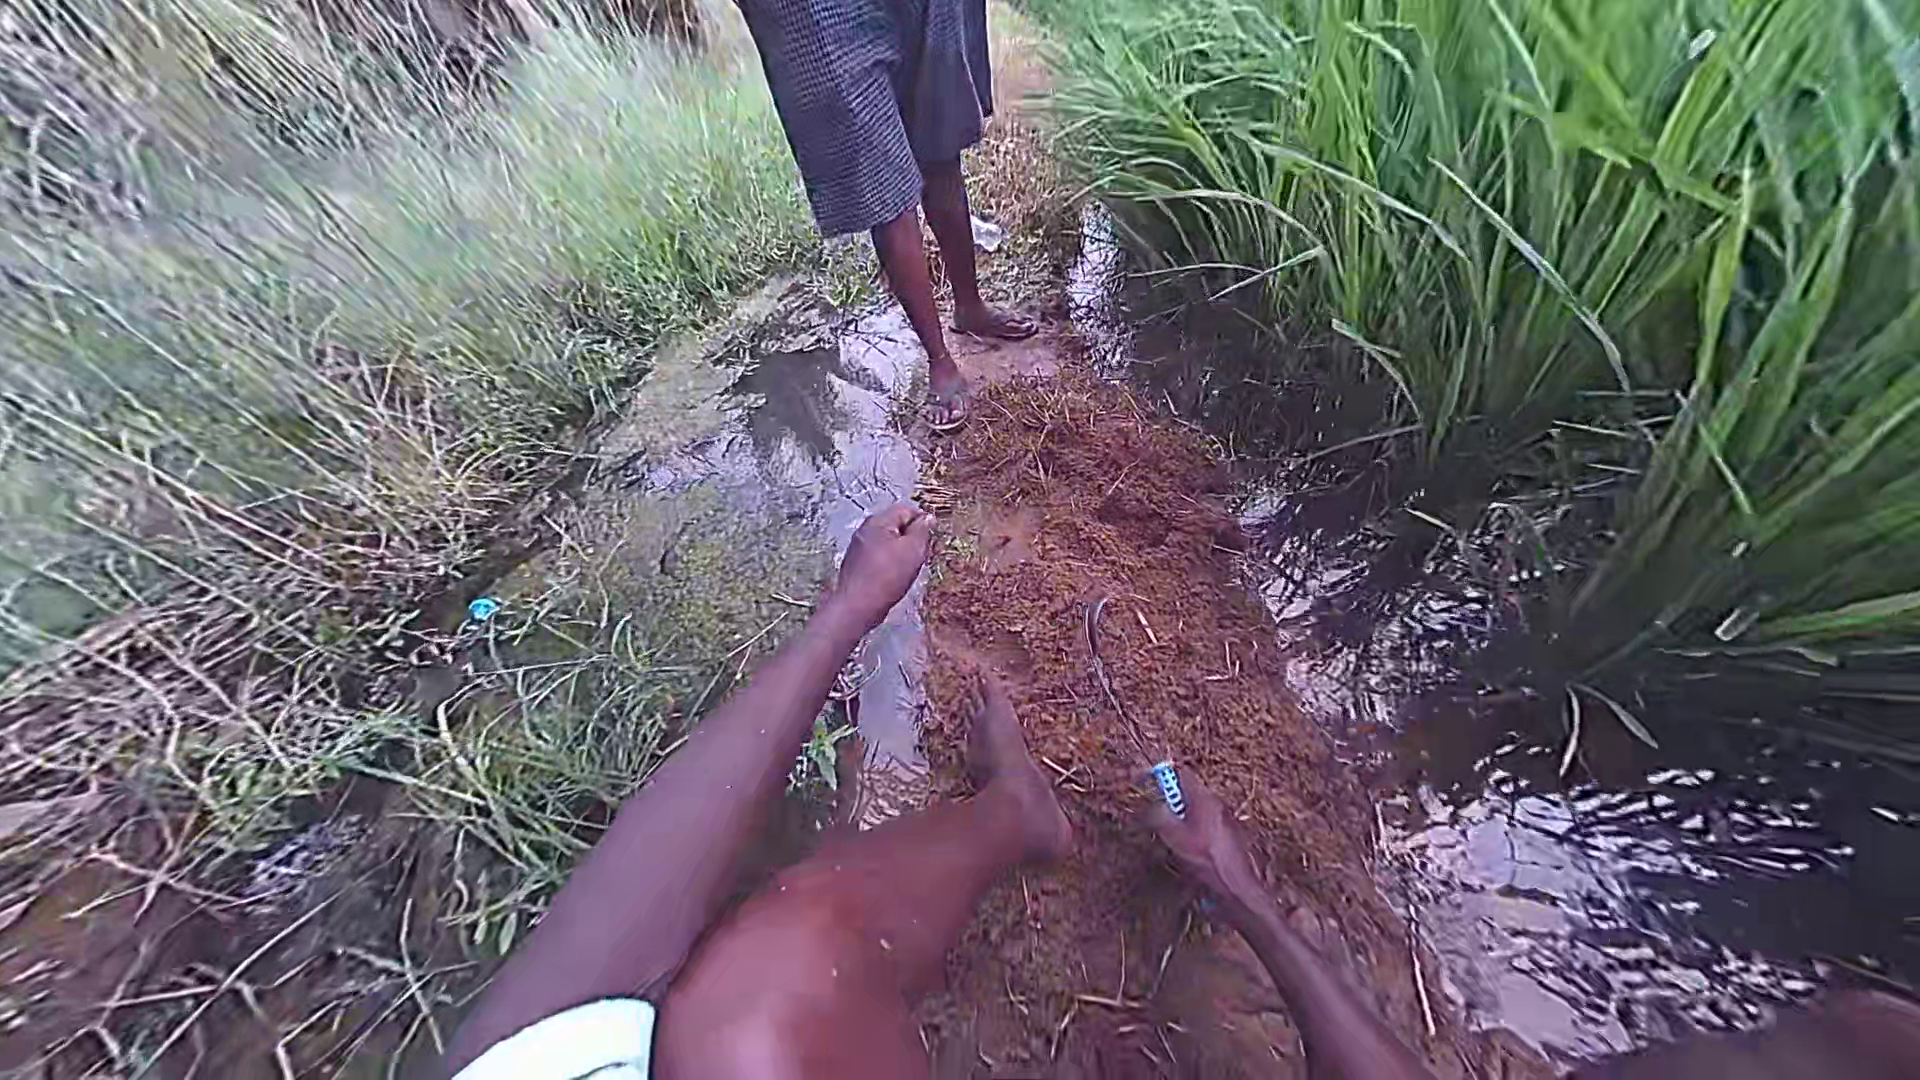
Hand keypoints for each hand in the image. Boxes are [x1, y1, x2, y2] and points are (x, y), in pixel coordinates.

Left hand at [825, 502, 933, 629]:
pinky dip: (889, 562)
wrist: (857, 606)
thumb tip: (928, 518)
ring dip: (901, 551)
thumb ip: (922, 531)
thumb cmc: (886, 577)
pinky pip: (879, 555)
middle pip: (896, 525)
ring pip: (888, 541)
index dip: (922, 522)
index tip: (931, 539)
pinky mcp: (856, 564)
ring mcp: (858, 547)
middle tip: (921, 555)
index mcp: (878, 522)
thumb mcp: (913, 551)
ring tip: (908, 569)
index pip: (906, 510)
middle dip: (912, 538)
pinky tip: (893, 577)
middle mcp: (865, 530)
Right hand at [1149, 773, 1265, 916]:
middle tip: (1163, 817)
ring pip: (1199, 809)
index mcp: (1203, 797)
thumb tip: (1152, 804)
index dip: (1165, 777)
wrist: (1238, 888)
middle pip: (1190, 792)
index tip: (1153, 787)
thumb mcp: (1173, 836)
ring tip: (1178, 838)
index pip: (1182, 774)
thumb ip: (1159, 815)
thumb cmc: (1205, 858)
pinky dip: (1198, 830)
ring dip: (1186, 818)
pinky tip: (1195, 850)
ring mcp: (1227, 819)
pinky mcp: (1232, 835)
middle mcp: (1217, 803)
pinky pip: (1209, 824)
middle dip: (1174, 802)